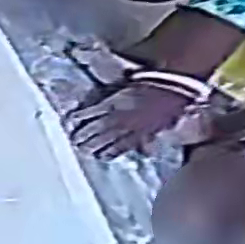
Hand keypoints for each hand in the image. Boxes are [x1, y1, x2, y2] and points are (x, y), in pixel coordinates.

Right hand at [66, 83, 192, 158]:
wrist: (174, 86)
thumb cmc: (174, 105)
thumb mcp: (167, 127)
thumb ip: (152, 141)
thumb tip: (147, 154)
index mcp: (138, 135)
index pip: (118, 149)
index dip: (108, 154)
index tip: (100, 157)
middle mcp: (123, 128)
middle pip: (101, 141)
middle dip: (90, 147)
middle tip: (81, 150)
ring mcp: (114, 116)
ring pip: (92, 129)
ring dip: (82, 135)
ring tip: (73, 139)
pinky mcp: (108, 103)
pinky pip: (90, 112)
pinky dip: (79, 116)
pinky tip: (70, 120)